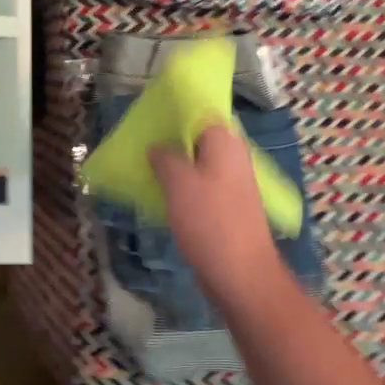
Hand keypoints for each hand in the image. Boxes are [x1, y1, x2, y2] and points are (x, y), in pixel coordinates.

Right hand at [149, 125, 286, 296]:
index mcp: (225, 141)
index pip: (200, 108)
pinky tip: (160, 190)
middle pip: (198, 135)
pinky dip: (182, 183)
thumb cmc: (210, 221)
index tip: (148, 109)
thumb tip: (157, 148)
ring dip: (174, 161)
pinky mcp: (228, 206)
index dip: (175, 106)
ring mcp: (232, 182)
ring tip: (144, 161)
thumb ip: (164, 156)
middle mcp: (232, 156)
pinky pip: (200, 183)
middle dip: (170, 135)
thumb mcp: (178, 182)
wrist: (243, 277)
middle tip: (140, 136)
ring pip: (197, 160)